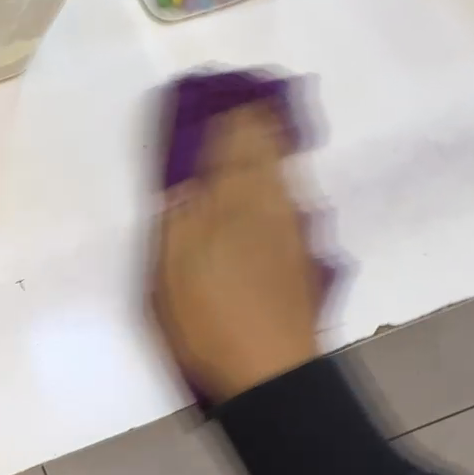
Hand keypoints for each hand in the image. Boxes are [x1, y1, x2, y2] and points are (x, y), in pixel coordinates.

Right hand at [151, 105, 320, 403]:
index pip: (231, 152)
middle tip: (249, 105)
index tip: (222, 100)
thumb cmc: (208, 322)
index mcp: (232, 209)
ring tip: (266, 131)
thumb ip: (177, 223)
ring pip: (284, 178)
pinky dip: (284, 183)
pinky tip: (281, 186)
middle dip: (256, 129)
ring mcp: (292, 234)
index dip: (226, 125)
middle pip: (265, 158)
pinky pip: (292, 202)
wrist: (270, 374)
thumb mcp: (172, 275)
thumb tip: (182, 186)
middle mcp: (269, 211)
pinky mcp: (301, 259)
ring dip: (273, 151)